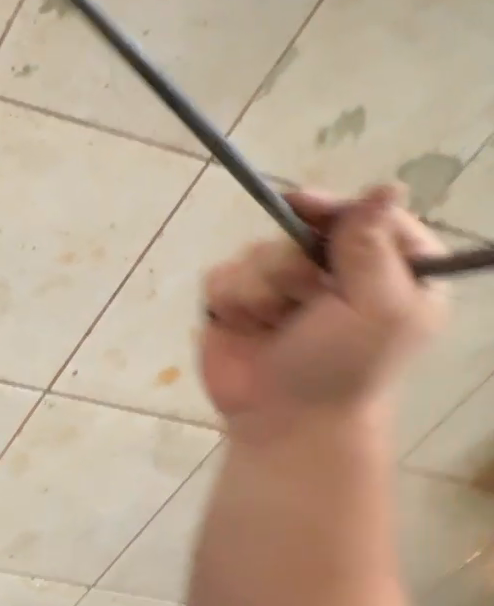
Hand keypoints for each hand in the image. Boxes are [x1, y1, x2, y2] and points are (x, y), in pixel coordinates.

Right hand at [200, 185, 443, 435]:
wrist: (282, 417)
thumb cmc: (343, 366)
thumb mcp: (379, 307)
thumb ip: (374, 248)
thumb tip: (384, 188)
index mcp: (387, 268)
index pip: (364, 217)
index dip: (333, 209)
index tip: (302, 205)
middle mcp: (331, 272)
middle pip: (296, 233)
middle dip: (290, 266)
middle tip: (303, 300)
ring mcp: (277, 288)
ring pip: (253, 254)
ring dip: (258, 289)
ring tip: (270, 322)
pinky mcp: (233, 305)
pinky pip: (219, 277)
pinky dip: (229, 299)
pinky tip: (243, 324)